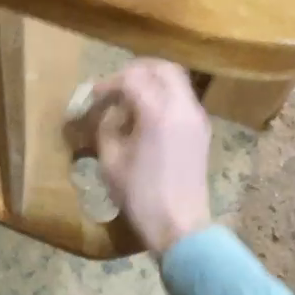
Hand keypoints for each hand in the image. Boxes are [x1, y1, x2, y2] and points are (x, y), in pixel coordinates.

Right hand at [86, 60, 212, 256]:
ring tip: (129, 99)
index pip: (132, 78)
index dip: (109, 83)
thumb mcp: (111, 160)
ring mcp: (196, 118)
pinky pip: (182, 98)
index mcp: (158, 112)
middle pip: (162, 68)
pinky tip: (146, 116)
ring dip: (152, 82)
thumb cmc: (140, 196)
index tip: (94, 97)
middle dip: (135, 71)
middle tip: (115, 86)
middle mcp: (182, 107)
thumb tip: (106, 113)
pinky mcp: (201, 131)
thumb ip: (107, 127)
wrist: (180, 226)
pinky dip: (164, 96)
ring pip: (176, 81)